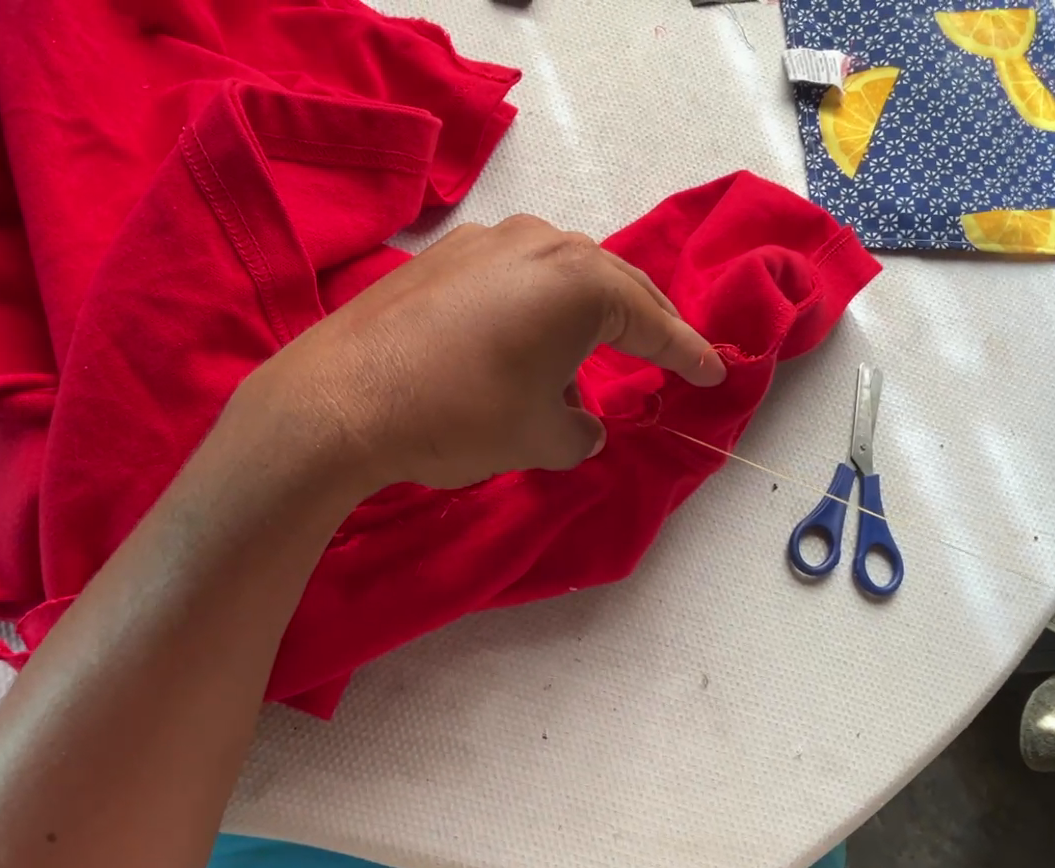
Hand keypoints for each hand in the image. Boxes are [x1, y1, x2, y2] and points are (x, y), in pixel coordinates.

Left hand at [257, 214, 721, 490]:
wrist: (341, 401)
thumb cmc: (459, 418)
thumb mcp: (538, 439)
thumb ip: (579, 432)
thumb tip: (583, 425)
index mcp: (581, 282)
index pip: (653, 323)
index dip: (687, 356)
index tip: (713, 373)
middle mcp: (540, 243)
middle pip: (613, 286)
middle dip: (645, 325)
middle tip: (670, 355)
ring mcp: (487, 242)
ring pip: (561, 277)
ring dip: (585, 318)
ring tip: (589, 361)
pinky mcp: (444, 256)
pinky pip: (514, 280)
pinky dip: (536, 311)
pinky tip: (524, 345)